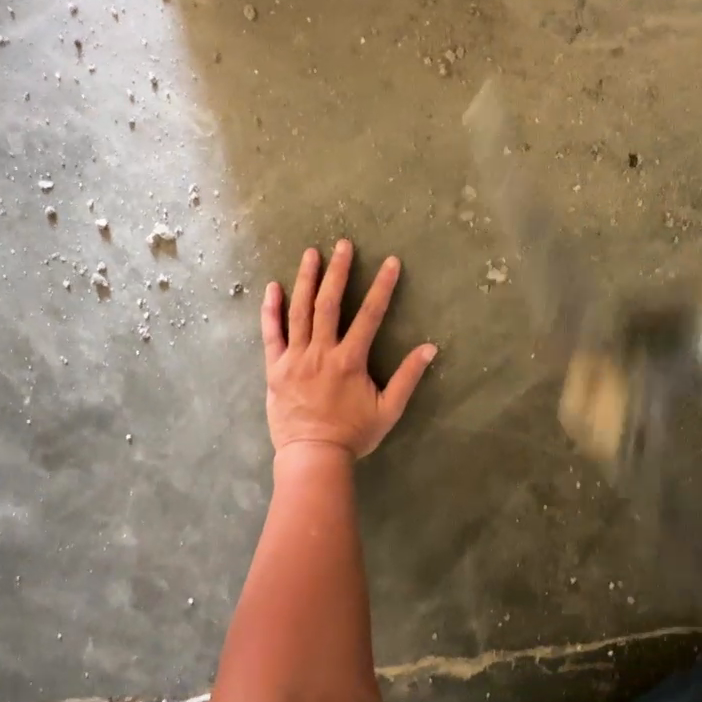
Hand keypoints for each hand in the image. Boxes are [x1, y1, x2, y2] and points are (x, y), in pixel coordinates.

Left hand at [261, 240, 436, 458]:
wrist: (312, 458)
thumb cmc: (353, 434)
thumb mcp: (389, 409)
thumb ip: (408, 377)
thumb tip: (430, 348)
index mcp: (350, 360)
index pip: (370, 315)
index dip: (383, 287)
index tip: (391, 262)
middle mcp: (321, 353)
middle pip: (329, 304)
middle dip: (339, 271)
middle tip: (344, 244)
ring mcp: (294, 359)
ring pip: (299, 312)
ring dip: (306, 280)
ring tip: (311, 253)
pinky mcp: (274, 369)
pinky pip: (271, 334)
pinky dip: (271, 309)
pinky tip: (274, 287)